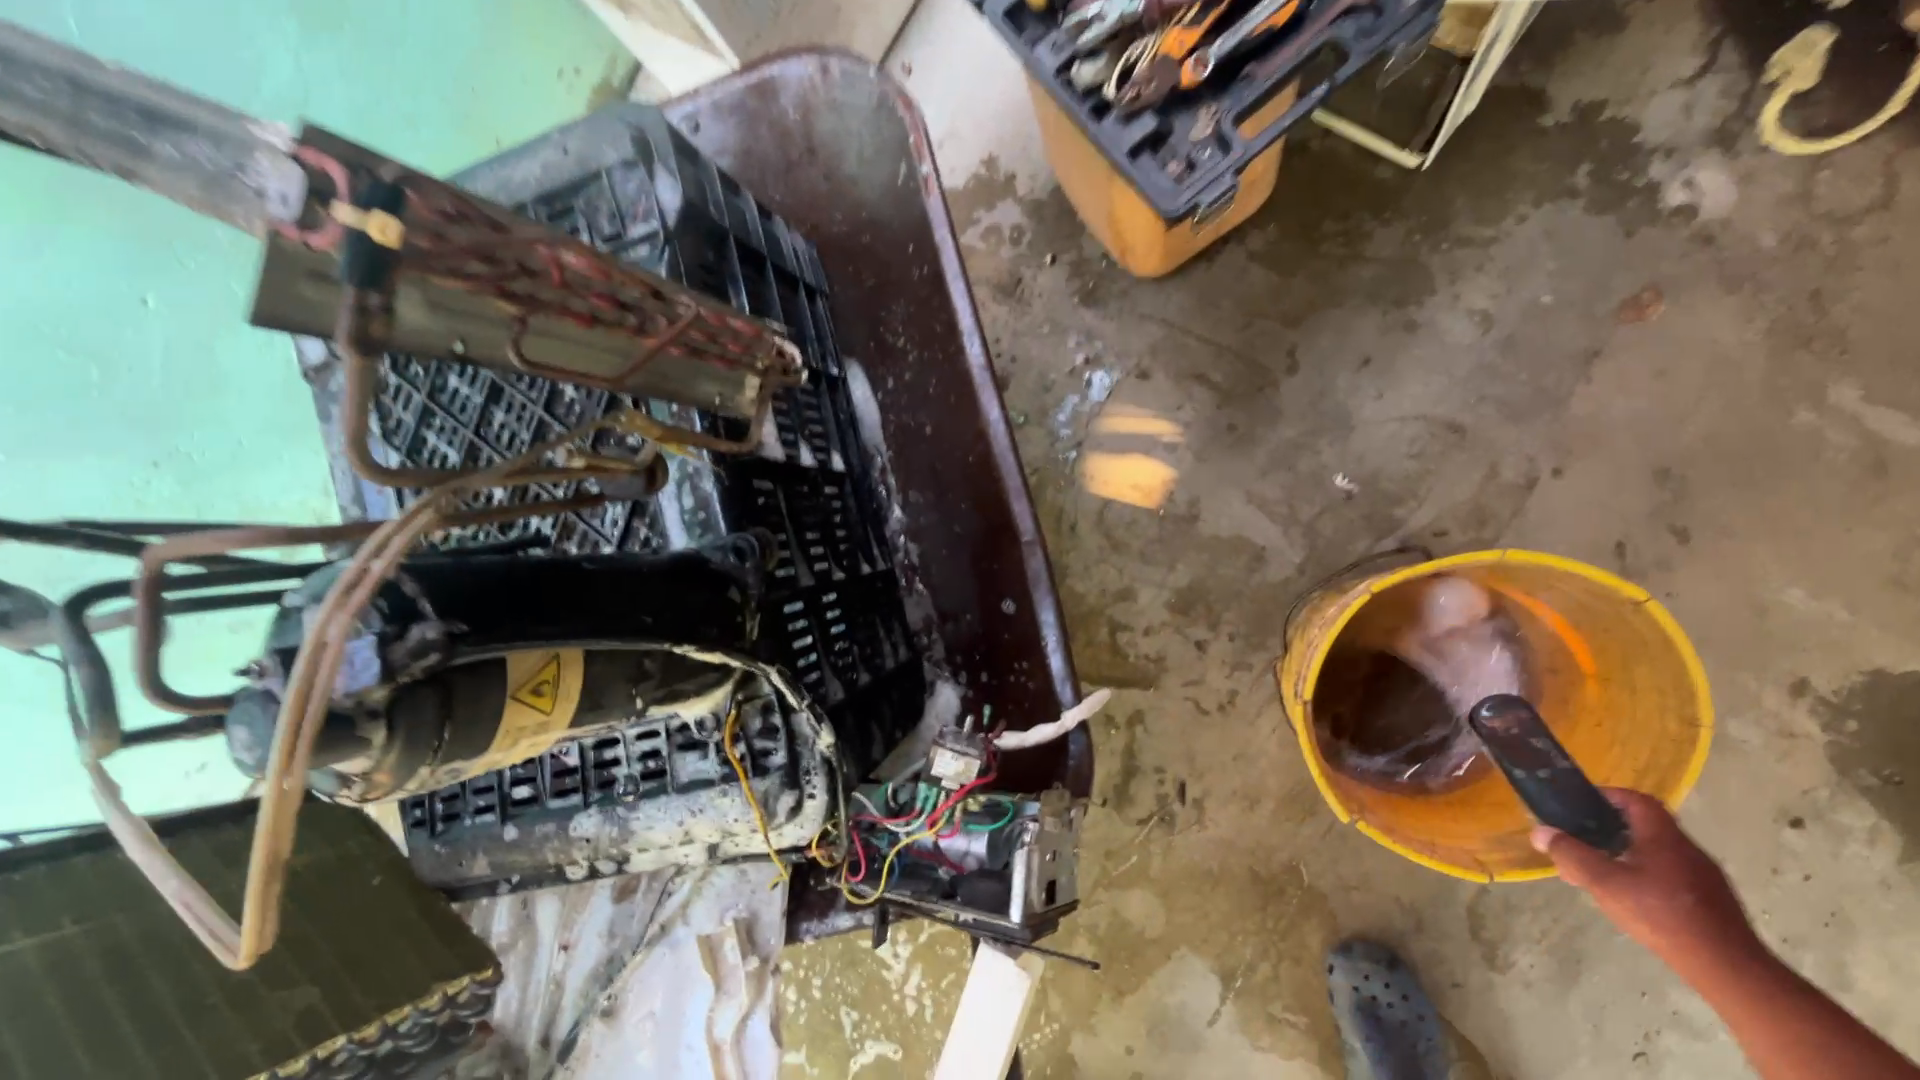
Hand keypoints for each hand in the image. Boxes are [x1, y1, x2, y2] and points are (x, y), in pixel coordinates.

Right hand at [1532, 788, 1763, 979]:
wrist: (1725, 965)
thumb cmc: (1660, 914)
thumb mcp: (1603, 882)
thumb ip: (1570, 854)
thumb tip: (1540, 831)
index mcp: (1663, 836)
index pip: (1637, 800)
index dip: (1609, 795)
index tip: (1583, 803)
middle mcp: (1688, 848)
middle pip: (1647, 826)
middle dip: (1613, 828)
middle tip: (1584, 839)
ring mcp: (1705, 875)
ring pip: (1660, 852)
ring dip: (1630, 853)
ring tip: (1603, 871)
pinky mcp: (1712, 899)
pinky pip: (1673, 874)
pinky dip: (1648, 875)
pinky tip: (1635, 898)